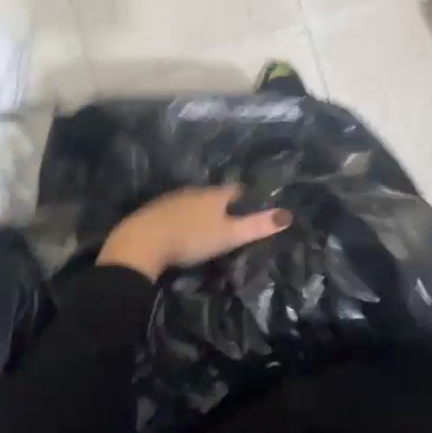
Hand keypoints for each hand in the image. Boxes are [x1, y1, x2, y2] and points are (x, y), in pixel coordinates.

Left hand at [99, 186, 291, 279]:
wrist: (143, 243)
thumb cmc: (191, 238)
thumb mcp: (229, 235)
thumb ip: (256, 226)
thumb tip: (288, 215)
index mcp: (214, 195)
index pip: (235, 189)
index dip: (244, 196)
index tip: (251, 204)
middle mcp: (193, 192)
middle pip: (212, 194)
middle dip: (221, 203)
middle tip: (230, 217)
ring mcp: (171, 200)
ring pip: (192, 202)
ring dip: (199, 210)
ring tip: (206, 224)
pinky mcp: (153, 213)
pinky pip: (173, 212)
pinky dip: (180, 218)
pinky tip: (180, 230)